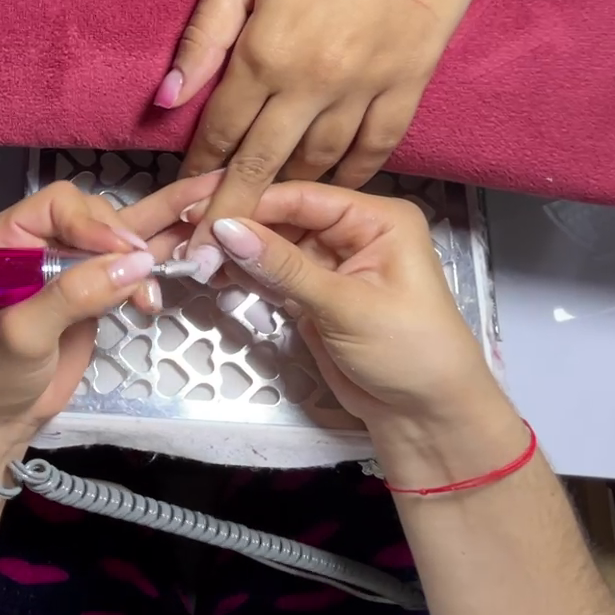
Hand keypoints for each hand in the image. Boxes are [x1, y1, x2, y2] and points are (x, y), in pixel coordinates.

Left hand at [0, 173, 225, 453]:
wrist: (1, 413)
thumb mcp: (25, 334)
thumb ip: (73, 295)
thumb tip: (133, 265)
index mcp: (5, 239)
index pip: (57, 206)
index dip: (92, 223)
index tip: (120, 255)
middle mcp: (37, 241)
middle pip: (93, 214)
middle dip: (122, 240)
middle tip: (144, 274)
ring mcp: (66, 262)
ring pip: (115, 234)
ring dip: (146, 247)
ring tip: (168, 272)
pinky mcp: (90, 285)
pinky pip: (125, 263)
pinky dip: (148, 269)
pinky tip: (159, 288)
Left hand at [164, 0, 504, 278]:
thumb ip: (205, 34)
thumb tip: (169, 97)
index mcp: (265, 53)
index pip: (218, 134)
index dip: (195, 176)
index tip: (181, 212)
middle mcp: (312, 83)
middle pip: (260, 166)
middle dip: (229, 216)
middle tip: (210, 261)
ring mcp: (367, 86)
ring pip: (319, 163)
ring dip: (287, 201)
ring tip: (264, 235)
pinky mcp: (412, 79)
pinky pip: (379, 145)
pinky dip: (352, 174)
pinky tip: (333, 193)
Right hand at [203, 182, 503, 433]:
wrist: (425, 416)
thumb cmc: (409, 352)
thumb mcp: (346, 304)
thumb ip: (283, 266)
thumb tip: (225, 229)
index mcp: (376, 218)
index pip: (301, 197)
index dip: (250, 203)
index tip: (200, 212)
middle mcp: (351, 231)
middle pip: (281, 217)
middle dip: (238, 229)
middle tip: (189, 238)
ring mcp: (328, 262)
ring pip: (270, 244)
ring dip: (235, 253)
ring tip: (193, 257)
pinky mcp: (310, 290)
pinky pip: (269, 272)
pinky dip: (244, 275)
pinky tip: (214, 274)